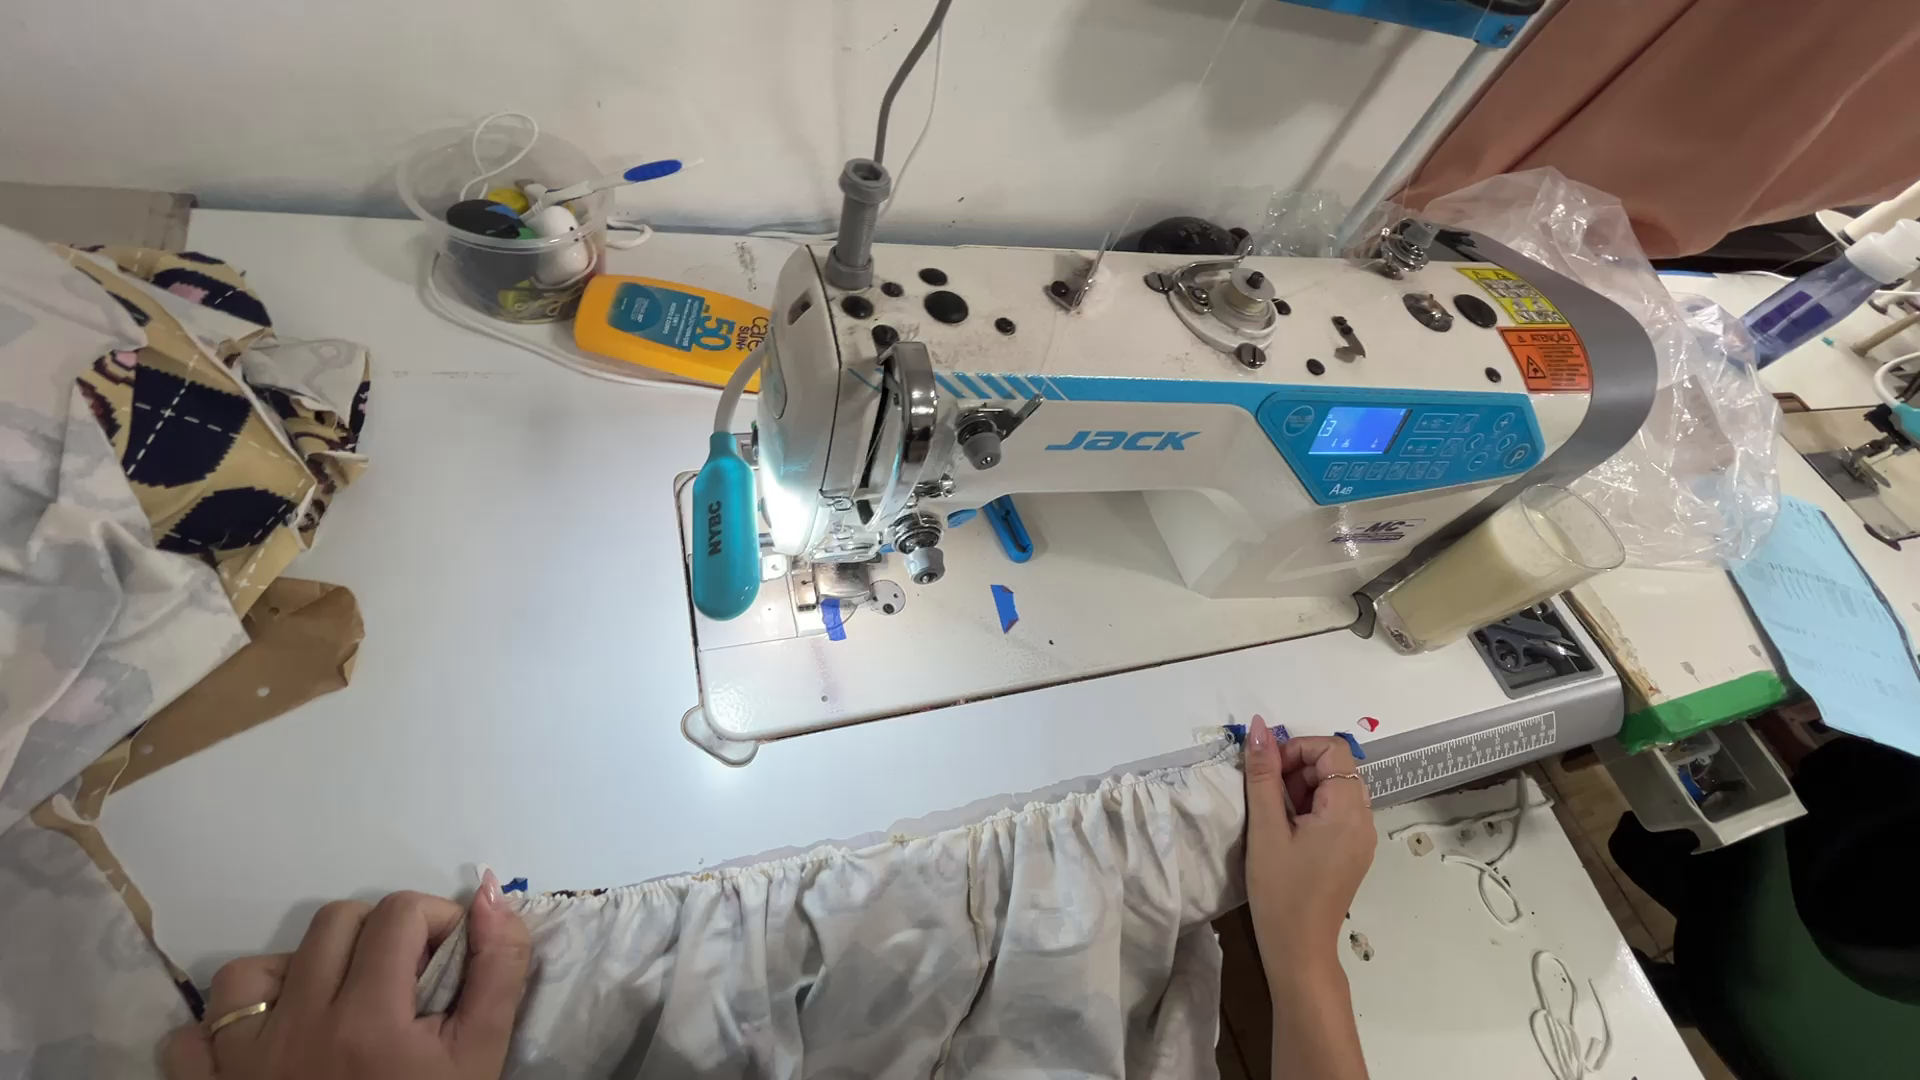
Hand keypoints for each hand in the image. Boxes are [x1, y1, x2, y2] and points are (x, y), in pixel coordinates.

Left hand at [164, 871, 531, 1079]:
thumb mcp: (482, 1048)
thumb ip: (499, 965)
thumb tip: (490, 892)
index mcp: (369, 1017)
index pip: (400, 911)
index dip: (437, 920)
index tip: (449, 960)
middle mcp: (296, 1028)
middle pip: (336, 921)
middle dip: (381, 934)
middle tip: (402, 978)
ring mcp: (237, 1064)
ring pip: (256, 968)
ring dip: (301, 970)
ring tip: (335, 1000)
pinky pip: (189, 1035)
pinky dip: (230, 1025)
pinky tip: (272, 1040)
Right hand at [1242, 716, 1375, 976]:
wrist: (1298, 947)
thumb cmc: (1279, 888)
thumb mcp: (1265, 826)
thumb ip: (1262, 773)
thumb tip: (1259, 727)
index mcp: (1347, 812)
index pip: (1332, 750)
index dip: (1296, 749)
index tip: (1267, 772)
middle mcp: (1363, 820)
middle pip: (1335, 767)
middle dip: (1296, 768)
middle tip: (1267, 796)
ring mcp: (1360, 837)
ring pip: (1333, 787)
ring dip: (1300, 787)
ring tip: (1275, 816)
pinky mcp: (1351, 850)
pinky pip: (1334, 810)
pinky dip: (1308, 807)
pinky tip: (1286, 830)